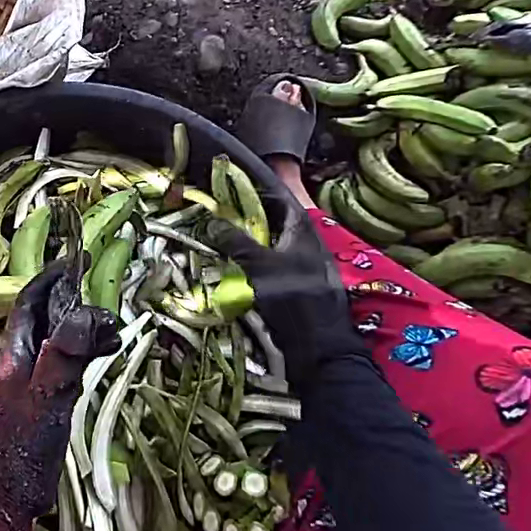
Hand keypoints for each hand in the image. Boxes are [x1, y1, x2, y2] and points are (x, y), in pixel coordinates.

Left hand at [0, 264, 118, 530]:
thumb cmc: (18, 454)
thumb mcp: (45, 402)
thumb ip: (63, 357)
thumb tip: (84, 312)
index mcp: (11, 356)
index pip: (30, 304)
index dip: (53, 279)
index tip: (78, 261)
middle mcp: (14, 364)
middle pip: (44, 321)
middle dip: (74, 307)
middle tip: (107, 311)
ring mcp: (23, 385)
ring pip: (54, 344)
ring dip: (81, 334)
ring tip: (112, 338)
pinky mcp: (33, 404)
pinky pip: (58, 367)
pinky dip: (79, 358)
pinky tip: (96, 363)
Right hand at [206, 192, 364, 389]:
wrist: (320, 346)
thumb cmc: (292, 296)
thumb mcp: (258, 264)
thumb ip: (235, 241)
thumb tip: (211, 220)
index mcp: (302, 229)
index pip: (278, 197)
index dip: (256, 188)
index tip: (231, 184)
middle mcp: (306, 242)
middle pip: (274, 220)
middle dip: (248, 215)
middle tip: (219, 212)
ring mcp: (304, 265)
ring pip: (273, 243)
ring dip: (250, 240)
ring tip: (222, 237)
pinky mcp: (299, 286)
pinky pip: (273, 264)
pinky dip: (255, 261)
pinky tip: (238, 267)